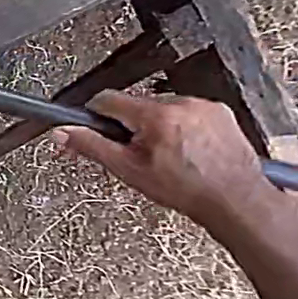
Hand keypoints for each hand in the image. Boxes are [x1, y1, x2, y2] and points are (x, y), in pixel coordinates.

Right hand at [51, 90, 283, 235]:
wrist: (233, 199)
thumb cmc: (184, 189)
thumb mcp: (127, 170)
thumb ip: (91, 145)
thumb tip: (63, 132)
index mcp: (155, 115)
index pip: (107, 99)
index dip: (94, 114)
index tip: (92, 127)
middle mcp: (181, 103)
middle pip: (135, 105)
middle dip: (128, 125)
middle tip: (132, 153)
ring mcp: (203, 106)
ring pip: (160, 108)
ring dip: (153, 126)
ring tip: (162, 155)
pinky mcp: (219, 111)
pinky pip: (185, 111)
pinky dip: (178, 126)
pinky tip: (182, 150)